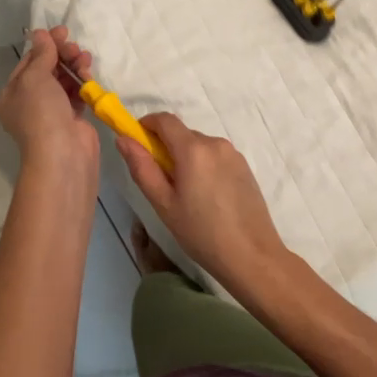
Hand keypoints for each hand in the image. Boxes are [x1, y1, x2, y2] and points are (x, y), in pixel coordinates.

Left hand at [0, 27, 98, 172]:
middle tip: (75, 48)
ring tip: (85, 60)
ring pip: (64, 81)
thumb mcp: (35, 78)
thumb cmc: (41, 113)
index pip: (28, 63)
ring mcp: (51, 113)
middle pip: (47, 70)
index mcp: (12, 95)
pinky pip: (76, 94)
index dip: (44, 45)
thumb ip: (41, 54)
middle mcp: (29, 103)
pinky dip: (83, 83)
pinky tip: (90, 75)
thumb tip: (40, 33)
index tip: (62, 31)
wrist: (62, 155)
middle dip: (62, 55)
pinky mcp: (72, 120)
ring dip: (74, 66)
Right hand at [117, 113, 290, 285]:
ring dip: (186, 158)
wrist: (252, 256)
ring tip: (186, 194)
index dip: (147, 125)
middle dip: (166, 148)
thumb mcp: (164, 203)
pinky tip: (207, 197)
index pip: (165, 120)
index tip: (137, 144)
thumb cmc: (201, 232)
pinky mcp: (244, 167)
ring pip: (199, 146)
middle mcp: (215, 143)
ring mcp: (233, 154)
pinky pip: (215, 156)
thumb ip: (142, 168)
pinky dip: (204, 166)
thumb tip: (124, 139)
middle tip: (161, 182)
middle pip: (182, 133)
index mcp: (193, 149)